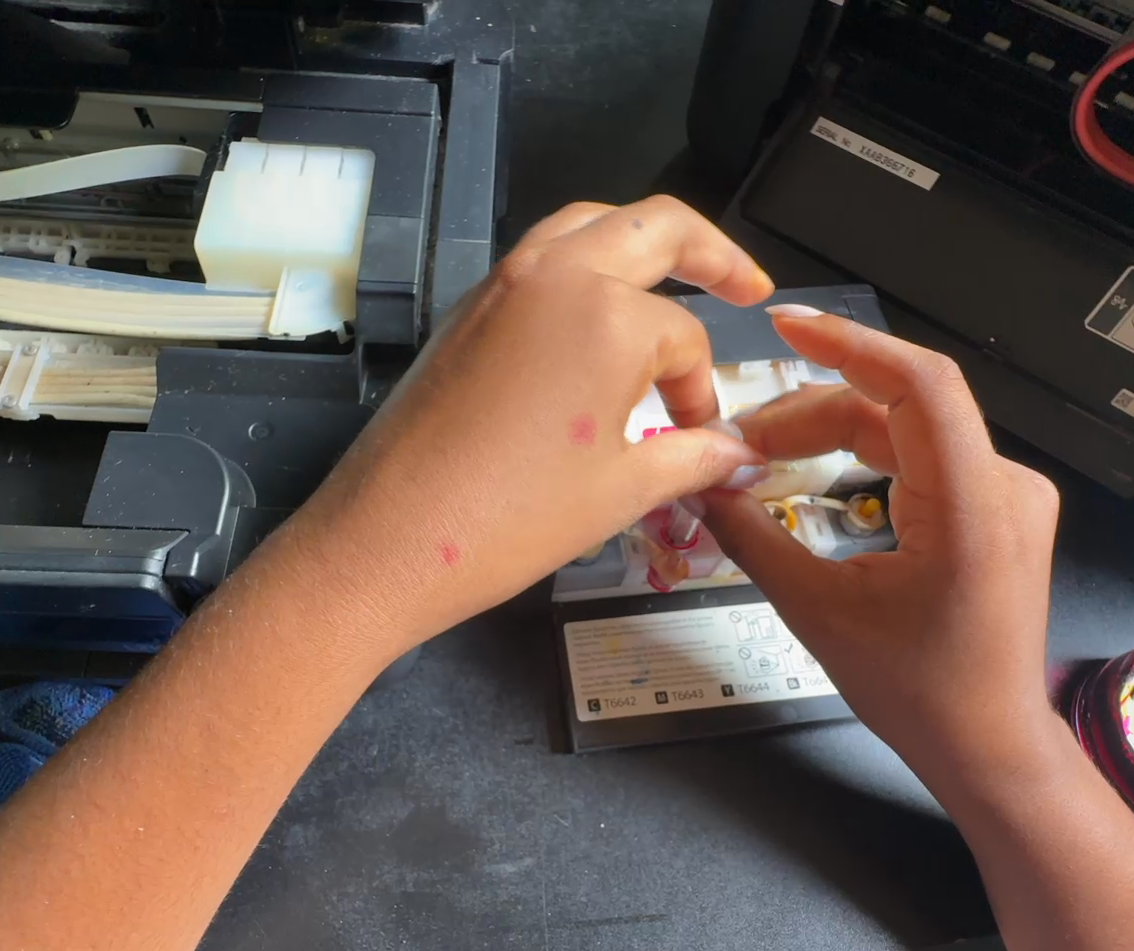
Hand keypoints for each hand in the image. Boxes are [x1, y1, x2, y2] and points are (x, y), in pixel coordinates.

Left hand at [263, 196, 773, 653]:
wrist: (387, 540)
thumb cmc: (514, 520)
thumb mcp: (620, 491)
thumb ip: (693, 458)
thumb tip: (740, 455)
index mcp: (607, 315)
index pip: (683, 338)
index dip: (701, 388)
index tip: (698, 434)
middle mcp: (555, 276)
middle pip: (653, 229)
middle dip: (711, 253)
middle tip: (746, 284)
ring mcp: (501, 285)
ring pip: (588, 227)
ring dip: (639, 243)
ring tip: (671, 280)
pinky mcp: (465, 310)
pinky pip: (539, 261)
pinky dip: (581, 269)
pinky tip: (593, 319)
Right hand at [699, 310, 1064, 790]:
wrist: (984, 742)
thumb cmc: (913, 689)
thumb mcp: (817, 611)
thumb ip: (753, 539)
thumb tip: (702, 487)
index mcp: (971, 506)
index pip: (919, 386)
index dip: (849, 345)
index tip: (785, 326)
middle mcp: (1001, 484)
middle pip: (894, 407)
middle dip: (808, 413)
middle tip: (738, 441)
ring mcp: (1001, 494)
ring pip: (901, 429)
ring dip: (827, 433)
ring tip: (760, 454)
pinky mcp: (987, 508)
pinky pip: (914, 455)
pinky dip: (855, 454)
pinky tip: (810, 466)